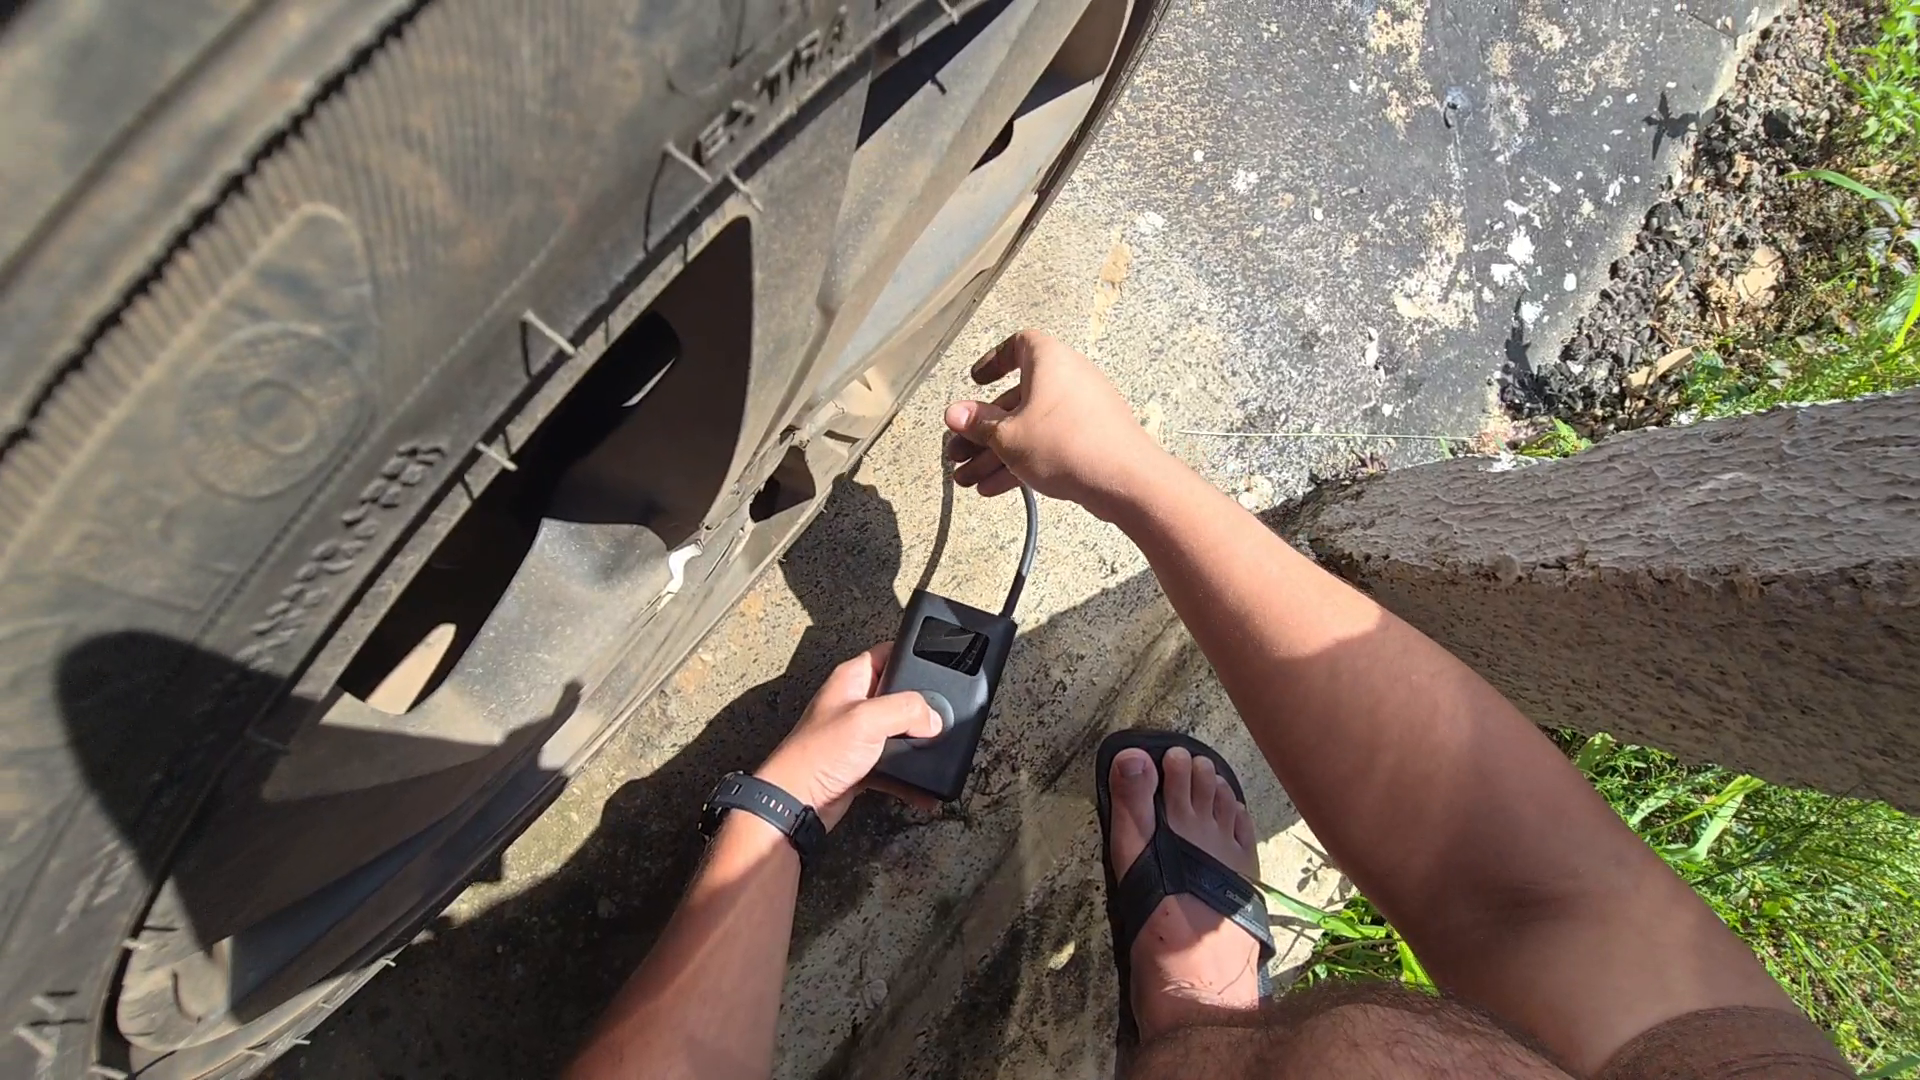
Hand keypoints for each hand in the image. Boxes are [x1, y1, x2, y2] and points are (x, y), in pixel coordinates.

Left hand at [754, 643, 942, 829]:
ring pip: (900, 730)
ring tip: (936, 751)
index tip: (937, 664)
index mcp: (852, 678)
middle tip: (940, 716)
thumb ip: (906, 709)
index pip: (888, 653)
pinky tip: (923, 786)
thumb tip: (933, 717)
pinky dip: (910, 774)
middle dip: (922, 706)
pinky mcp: (864, 761)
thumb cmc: (817, 754)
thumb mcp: (867, 719)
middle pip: (900, 693)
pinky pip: (895, 762)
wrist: (797, 803)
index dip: (912, 655)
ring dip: (918, 743)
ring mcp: (860, 733)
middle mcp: (856, 701)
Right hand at [944, 329, 1167, 518]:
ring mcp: (1080, 411)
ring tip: (968, 480)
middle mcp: (1067, 379)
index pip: (1018, 345)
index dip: (993, 361)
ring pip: (1028, 428)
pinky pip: (1046, 444)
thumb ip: (978, 425)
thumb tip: (954, 414)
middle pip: (1015, 399)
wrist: (1122, 479)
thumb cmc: (1067, 444)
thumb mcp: (1009, 436)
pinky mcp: (1089, 439)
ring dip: (996, 453)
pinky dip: (1021, 461)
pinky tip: (994, 487)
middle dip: (983, 430)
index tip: (976, 381)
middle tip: (958, 452)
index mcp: (1049, 361)